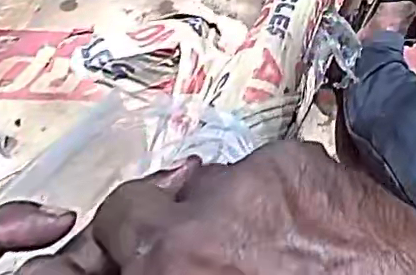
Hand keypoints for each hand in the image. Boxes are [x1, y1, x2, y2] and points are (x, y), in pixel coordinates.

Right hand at [85, 141, 415, 274]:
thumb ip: (171, 268)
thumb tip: (158, 256)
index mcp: (172, 258)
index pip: (116, 214)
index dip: (122, 233)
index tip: (136, 248)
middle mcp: (206, 207)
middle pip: (161, 191)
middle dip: (171, 216)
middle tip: (203, 247)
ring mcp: (255, 172)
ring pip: (219, 178)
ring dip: (228, 206)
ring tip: (265, 242)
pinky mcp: (297, 153)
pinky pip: (265, 168)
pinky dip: (272, 190)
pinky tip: (299, 224)